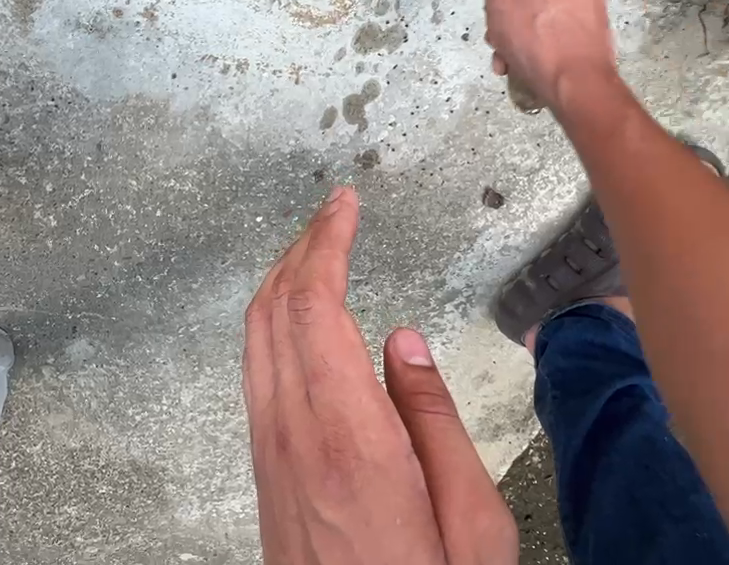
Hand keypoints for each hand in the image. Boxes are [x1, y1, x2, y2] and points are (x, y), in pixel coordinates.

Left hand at [243, 188, 516, 563]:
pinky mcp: (262, 458)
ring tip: (316, 245)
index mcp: (348, 432)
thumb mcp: (473, 524)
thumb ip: (434, 420)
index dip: (327, 242)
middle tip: (335, 212)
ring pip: (256, 328)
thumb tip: (402, 338)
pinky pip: (255, 361)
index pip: (315, 303)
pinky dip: (270, 313)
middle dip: (302, 244)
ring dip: (280, 273)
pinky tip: (296, 309)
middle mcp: (292, 425)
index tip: (346, 205)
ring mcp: (267, 441)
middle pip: (276, 303)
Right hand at [484, 0, 618, 112]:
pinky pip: (551, 21)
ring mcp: (589, 4)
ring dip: (515, 20)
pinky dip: (533, 34)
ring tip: (504, 46)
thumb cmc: (536, 39)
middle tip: (497, 18)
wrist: (577, 87)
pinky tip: (518, 57)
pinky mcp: (588, 28)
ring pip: (539, 0)